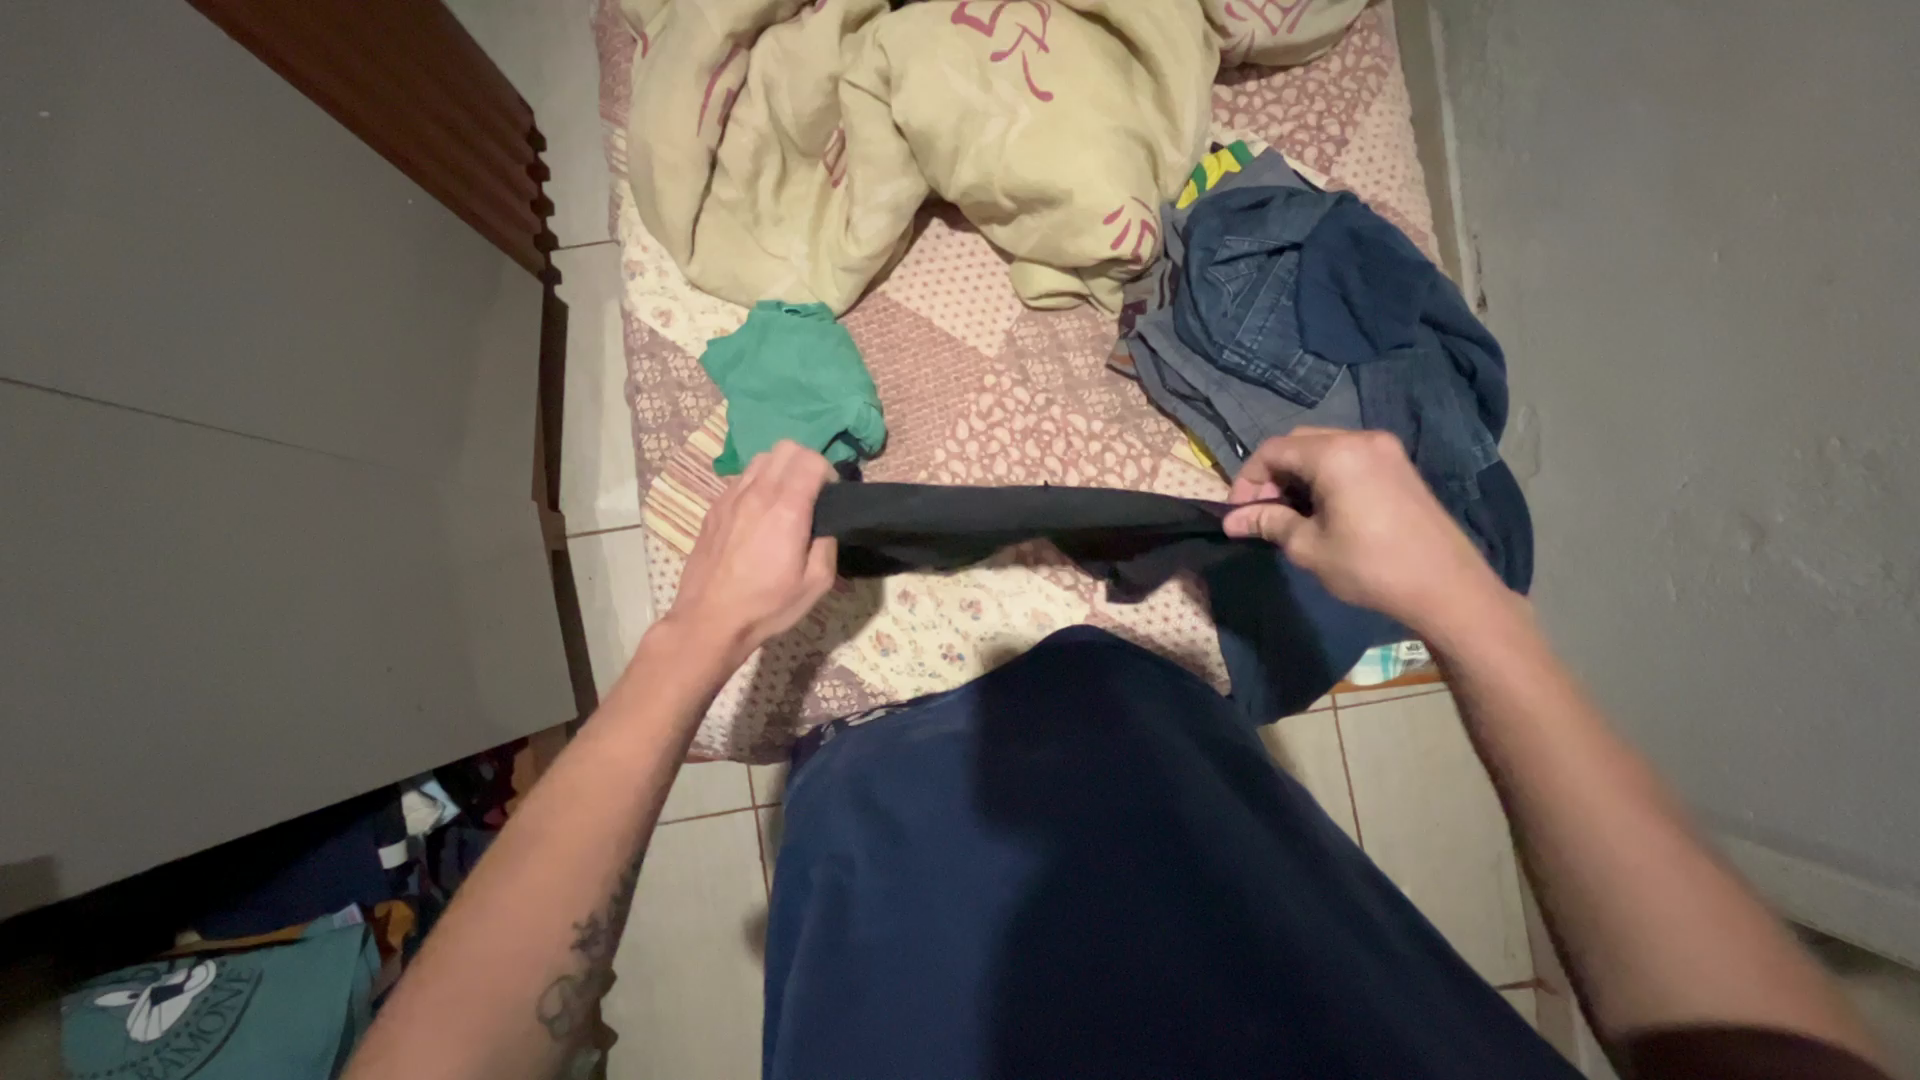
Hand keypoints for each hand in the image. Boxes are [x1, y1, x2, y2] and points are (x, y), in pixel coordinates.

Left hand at [660, 441, 838, 667]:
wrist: (710, 620)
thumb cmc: (767, 605)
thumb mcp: (816, 584)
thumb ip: (828, 545)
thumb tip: (825, 526)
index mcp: (786, 509)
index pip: (811, 459)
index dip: (828, 473)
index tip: (830, 497)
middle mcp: (757, 493)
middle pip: (786, 448)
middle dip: (806, 463)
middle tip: (812, 494)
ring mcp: (731, 498)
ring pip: (761, 459)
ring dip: (780, 471)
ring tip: (785, 501)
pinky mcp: (714, 508)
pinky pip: (741, 479)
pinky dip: (757, 485)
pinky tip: (759, 515)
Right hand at [1222, 429, 1508, 634]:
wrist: (1445, 586)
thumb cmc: (1370, 566)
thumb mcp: (1308, 547)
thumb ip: (1268, 523)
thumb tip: (1231, 521)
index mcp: (1335, 454)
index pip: (1273, 451)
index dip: (1248, 479)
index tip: (1238, 512)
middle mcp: (1360, 439)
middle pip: (1298, 443)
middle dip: (1272, 475)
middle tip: (1262, 512)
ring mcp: (1385, 451)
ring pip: (1323, 448)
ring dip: (1298, 475)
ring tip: (1289, 513)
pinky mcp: (1399, 466)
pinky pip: (1348, 458)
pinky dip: (1324, 475)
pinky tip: (1321, 509)